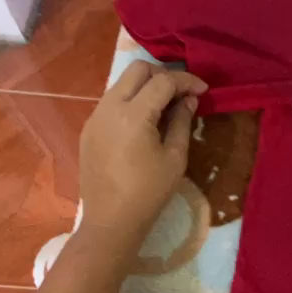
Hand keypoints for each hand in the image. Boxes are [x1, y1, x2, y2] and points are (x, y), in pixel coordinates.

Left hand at [77, 62, 208, 254]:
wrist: (110, 223)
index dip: (186, 81)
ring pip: (122, 83)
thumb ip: (182, 122)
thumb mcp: (174, 158)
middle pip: (137, 69)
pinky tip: (143, 121)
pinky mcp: (88, 129)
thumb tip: (188, 100)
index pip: (163, 81)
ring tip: (164, 106)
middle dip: (162, 74)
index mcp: (133, 115)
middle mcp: (110, 107)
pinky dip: (130, 100)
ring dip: (145, 86)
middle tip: (181, 93)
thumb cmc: (148, 193)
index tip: (203, 90)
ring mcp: (95, 117)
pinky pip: (111, 101)